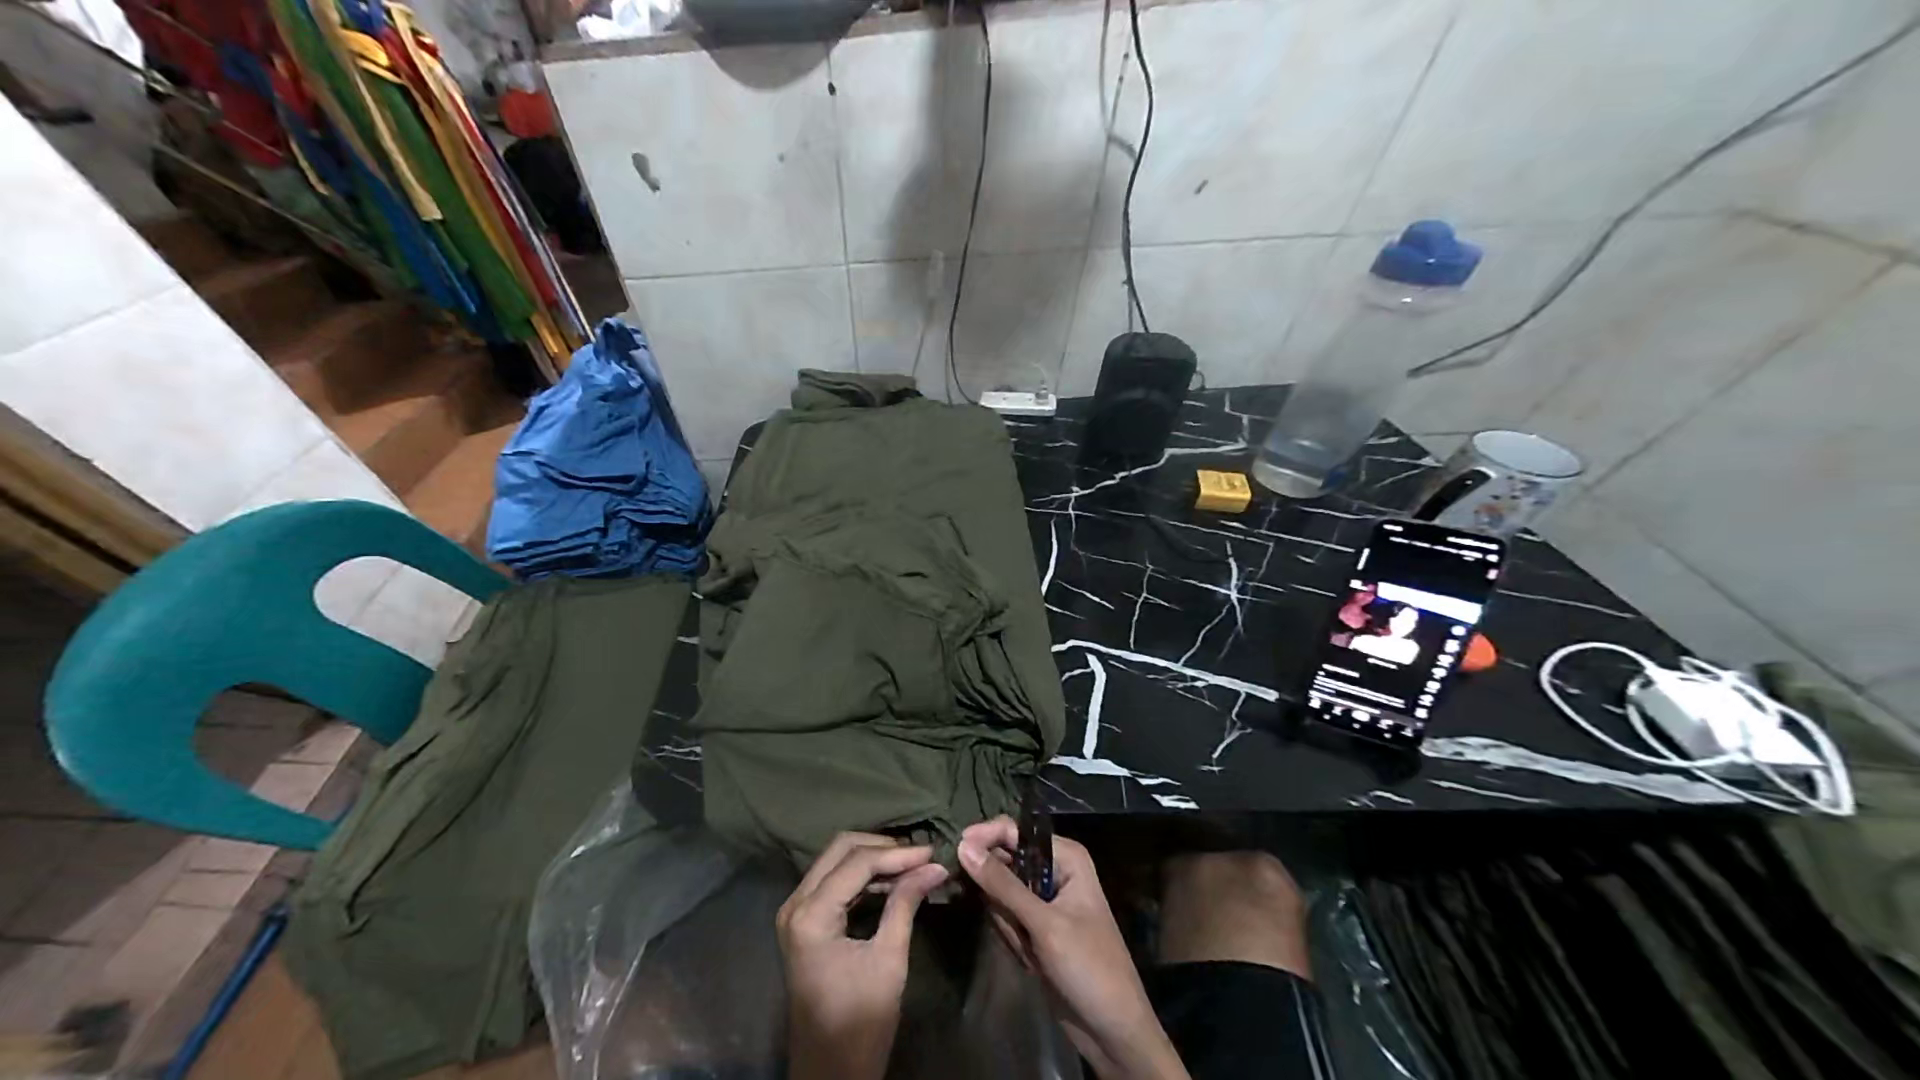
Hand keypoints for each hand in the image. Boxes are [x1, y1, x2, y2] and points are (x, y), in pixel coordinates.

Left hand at [778, 833, 948, 1079]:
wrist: (829, 1073)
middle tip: (921, 856)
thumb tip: (935, 866)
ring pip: (836, 861)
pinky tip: (892, 880)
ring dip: (873, 858)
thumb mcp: (889, 960)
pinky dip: (862, 876)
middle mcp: (795, 903)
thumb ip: (906, 904)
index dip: (898, 854)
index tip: (933, 853)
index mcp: (810, 914)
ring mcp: (795, 911)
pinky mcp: (803, 922)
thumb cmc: (860, 1023)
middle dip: (883, 848)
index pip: (857, 862)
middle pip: (840, 849)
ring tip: (913, 865)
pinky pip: (833, 881)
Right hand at [959, 818, 1189, 1079]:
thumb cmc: (1088, 967)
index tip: (955, 850)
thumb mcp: (1044, 924)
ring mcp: (1043, 900)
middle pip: (1003, 860)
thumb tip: (963, 846)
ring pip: (1000, 893)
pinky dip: (1010, 937)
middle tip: (1011, 922)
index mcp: (1065, 856)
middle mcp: (1053, 870)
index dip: (984, 836)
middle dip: (997, 893)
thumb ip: (1002, 884)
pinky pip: (1006, 917)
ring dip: (1007, 922)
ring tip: (1032, 949)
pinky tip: (1031, 959)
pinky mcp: (1034, 926)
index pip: (1014, 831)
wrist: (1112, 1030)